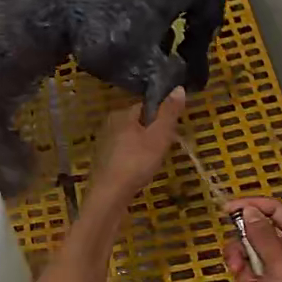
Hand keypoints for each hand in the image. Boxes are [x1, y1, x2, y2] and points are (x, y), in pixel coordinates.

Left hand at [89, 89, 184, 206]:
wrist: (111, 194)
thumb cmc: (137, 162)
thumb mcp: (159, 136)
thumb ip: (169, 113)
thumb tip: (178, 88)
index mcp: (121, 114)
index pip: (145, 106)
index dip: (161, 116)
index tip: (171, 131)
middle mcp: (109, 124)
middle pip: (138, 123)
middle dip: (152, 133)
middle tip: (164, 149)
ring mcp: (104, 144)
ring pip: (131, 139)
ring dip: (143, 148)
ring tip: (153, 162)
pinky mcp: (103, 161)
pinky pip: (124, 154)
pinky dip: (134, 159)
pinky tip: (139, 171)